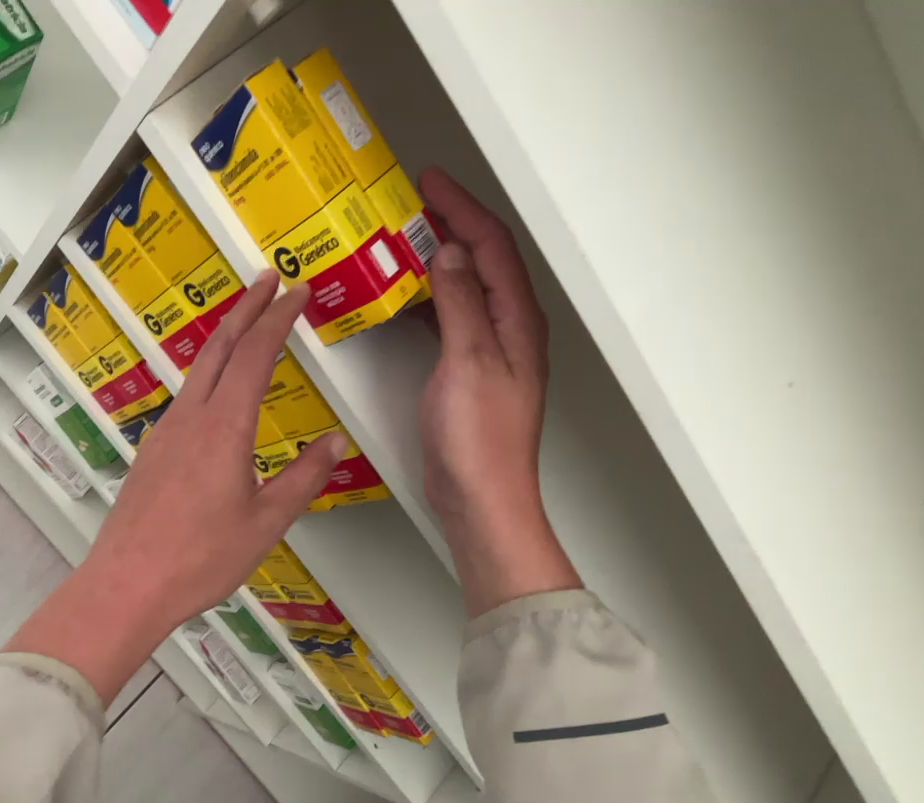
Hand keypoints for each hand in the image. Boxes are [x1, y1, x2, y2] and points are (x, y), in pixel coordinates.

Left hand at [6, 272, 346, 702]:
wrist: (127, 584)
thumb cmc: (201, 558)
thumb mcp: (266, 524)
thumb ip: (303, 479)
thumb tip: (335, 442)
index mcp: (223, 429)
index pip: (254, 356)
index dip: (278, 319)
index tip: (298, 292)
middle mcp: (189, 420)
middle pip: (218, 348)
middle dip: (246, 309)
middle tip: (269, 278)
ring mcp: (163, 435)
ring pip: (196, 372)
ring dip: (223, 340)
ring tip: (245, 323)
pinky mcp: (150, 455)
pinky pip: (183, 400)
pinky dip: (205, 375)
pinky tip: (213, 392)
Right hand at [417, 168, 580, 615]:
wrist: (482, 499)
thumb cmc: (478, 438)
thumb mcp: (468, 362)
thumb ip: (460, 305)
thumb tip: (447, 254)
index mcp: (517, 321)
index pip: (490, 247)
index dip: (462, 208)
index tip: (428, 181)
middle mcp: (511, 330)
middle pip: (484, 261)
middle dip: (453, 224)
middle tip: (414, 203)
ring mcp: (492, 352)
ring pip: (469, 288)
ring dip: (442, 259)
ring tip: (406, 240)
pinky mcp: (471, 374)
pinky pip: (454, 318)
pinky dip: (433, 297)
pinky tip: (411, 298)